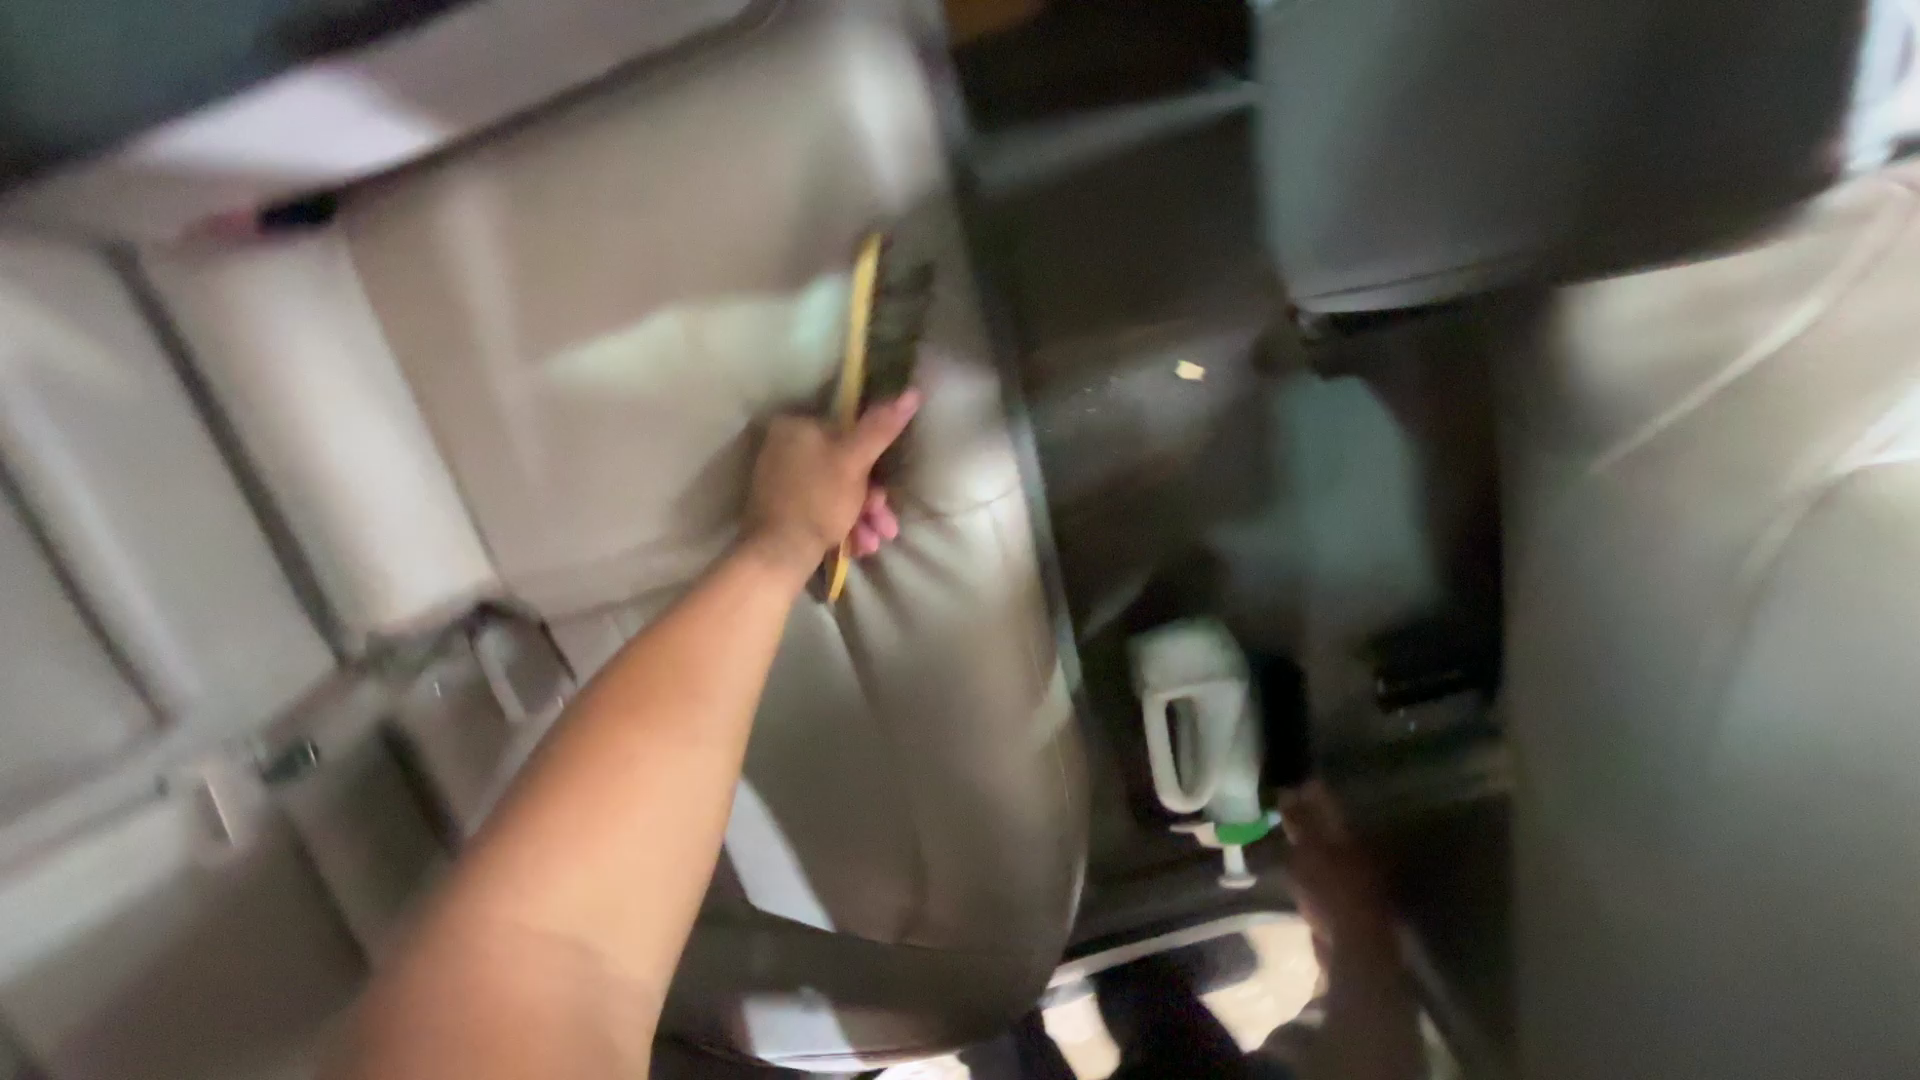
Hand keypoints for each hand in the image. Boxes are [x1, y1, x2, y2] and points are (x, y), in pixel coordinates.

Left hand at [742, 390, 921, 579]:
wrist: (778, 553)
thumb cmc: (819, 500)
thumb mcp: (855, 461)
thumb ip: (882, 427)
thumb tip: (912, 392)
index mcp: (796, 426)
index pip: (848, 433)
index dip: (874, 465)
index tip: (886, 497)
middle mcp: (784, 447)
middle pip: (844, 467)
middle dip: (870, 502)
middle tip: (885, 527)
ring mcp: (782, 478)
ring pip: (837, 492)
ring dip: (861, 518)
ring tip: (871, 544)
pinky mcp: (782, 507)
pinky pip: (821, 508)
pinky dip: (842, 525)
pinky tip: (855, 547)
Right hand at [1279, 781, 1397, 959]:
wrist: (1353, 952)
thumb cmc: (1333, 894)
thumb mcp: (1309, 852)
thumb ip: (1300, 822)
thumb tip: (1289, 790)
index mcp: (1354, 840)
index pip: (1330, 807)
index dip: (1311, 794)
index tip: (1292, 784)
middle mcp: (1361, 857)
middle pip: (1332, 829)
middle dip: (1311, 818)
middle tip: (1284, 808)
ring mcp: (1357, 883)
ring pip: (1329, 853)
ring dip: (1310, 845)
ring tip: (1286, 836)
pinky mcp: (1347, 906)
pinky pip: (1326, 876)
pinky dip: (1311, 869)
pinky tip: (1296, 869)